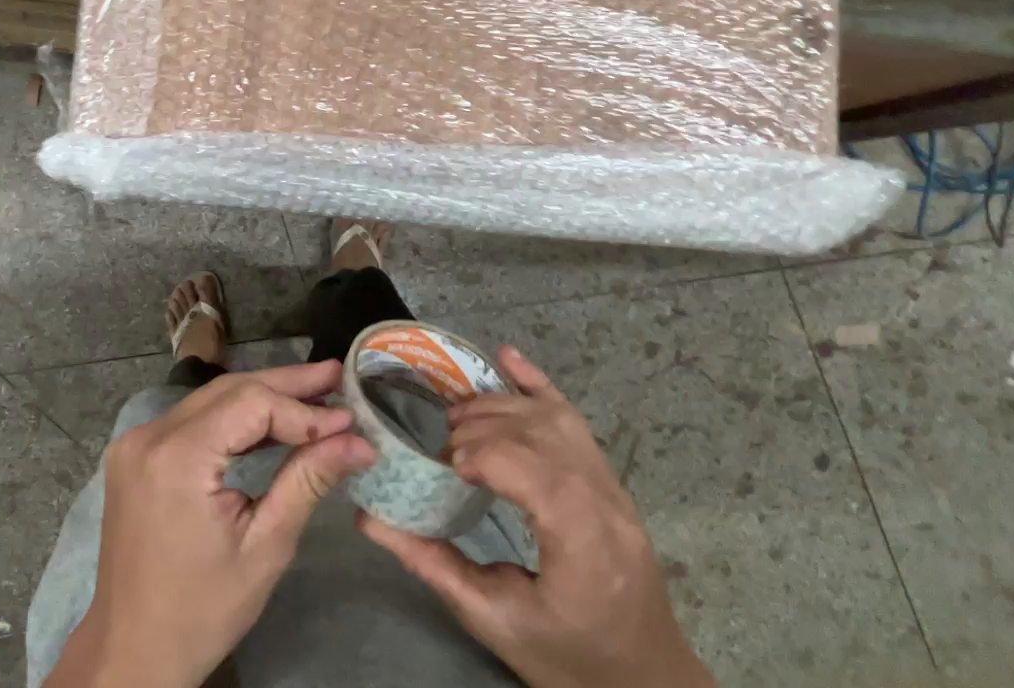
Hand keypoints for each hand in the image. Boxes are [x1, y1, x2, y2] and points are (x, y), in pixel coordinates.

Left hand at [48, 361, 374, 687]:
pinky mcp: (136, 455)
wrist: (134, 647)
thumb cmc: (203, 608)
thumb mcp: (266, 546)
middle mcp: (149, 435)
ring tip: (316, 392)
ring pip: (210, 400)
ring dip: (262, 397)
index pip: (250, 403)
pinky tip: (272, 422)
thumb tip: (359, 441)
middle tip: (336, 376)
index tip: (349, 420)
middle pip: (229, 390)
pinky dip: (233, 419)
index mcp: (177, 456)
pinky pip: (192, 421)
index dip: (302, 408)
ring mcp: (137, 443)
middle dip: (286, 385)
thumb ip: (308, 481)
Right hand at [358, 346, 713, 687]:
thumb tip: (369, 518)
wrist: (644, 681)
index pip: (529, 465)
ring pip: (554, 418)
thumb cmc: (567, 658)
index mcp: (580, 539)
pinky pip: (576, 421)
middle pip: (537, 433)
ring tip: (457, 414)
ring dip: (500, 404)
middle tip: (438, 441)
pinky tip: (508, 357)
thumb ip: (433, 564)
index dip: (479, 453)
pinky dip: (540, 385)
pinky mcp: (612, 484)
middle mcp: (604, 501)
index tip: (444, 467)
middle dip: (480, 425)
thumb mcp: (494, 619)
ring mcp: (615, 488)